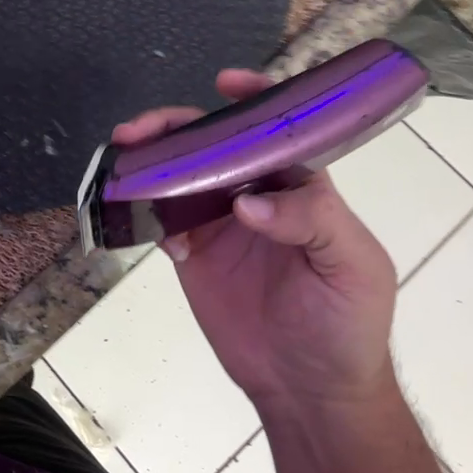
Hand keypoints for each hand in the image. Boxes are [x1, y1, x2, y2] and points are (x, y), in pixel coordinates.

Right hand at [111, 71, 399, 410]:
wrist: (307, 391)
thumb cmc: (346, 326)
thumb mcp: (350, 269)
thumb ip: (310, 223)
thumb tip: (245, 204)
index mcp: (299, 187)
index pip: (277, 129)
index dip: (253, 98)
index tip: (223, 82)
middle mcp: (253, 192)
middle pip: (210, 143)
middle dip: (173, 125)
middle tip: (137, 131)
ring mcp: (217, 220)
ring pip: (177, 171)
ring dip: (148, 156)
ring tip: (121, 151)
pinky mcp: (189, 249)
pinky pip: (159, 215)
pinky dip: (142, 206)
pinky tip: (138, 211)